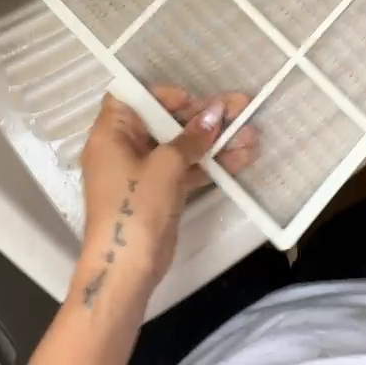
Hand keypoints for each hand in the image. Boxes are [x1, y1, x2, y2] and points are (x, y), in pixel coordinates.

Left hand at [71, 87, 257, 311]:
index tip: (190, 99)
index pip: (134, 97)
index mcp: (113, 134)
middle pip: (167, 120)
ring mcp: (144, 172)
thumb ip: (193, 137)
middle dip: (205, 116)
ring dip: (216, 140)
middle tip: (241, 107)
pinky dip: (211, 164)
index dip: (163, 94)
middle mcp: (125, 148)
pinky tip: (244, 158)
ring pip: (183, 146)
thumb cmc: (136, 206)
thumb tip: (217, 112)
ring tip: (252, 133)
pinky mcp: (160, 192)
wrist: (126, 270)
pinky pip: (187, 169)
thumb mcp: (166, 165)